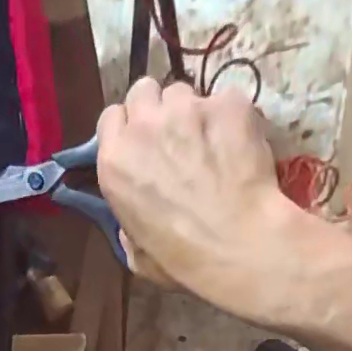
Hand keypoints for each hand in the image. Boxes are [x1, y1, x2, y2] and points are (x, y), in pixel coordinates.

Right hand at [96, 78, 317, 325]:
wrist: (238, 244)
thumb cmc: (182, 258)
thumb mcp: (135, 251)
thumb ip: (127, 223)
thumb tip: (131, 223)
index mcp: (114, 161)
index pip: (110, 117)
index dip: (127, 126)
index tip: (141, 143)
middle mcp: (144, 125)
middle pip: (143, 91)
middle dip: (156, 108)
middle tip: (175, 136)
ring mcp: (187, 109)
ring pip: (185, 92)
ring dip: (193, 112)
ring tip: (212, 142)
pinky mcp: (228, 104)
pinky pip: (227, 100)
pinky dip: (232, 118)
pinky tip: (240, 145)